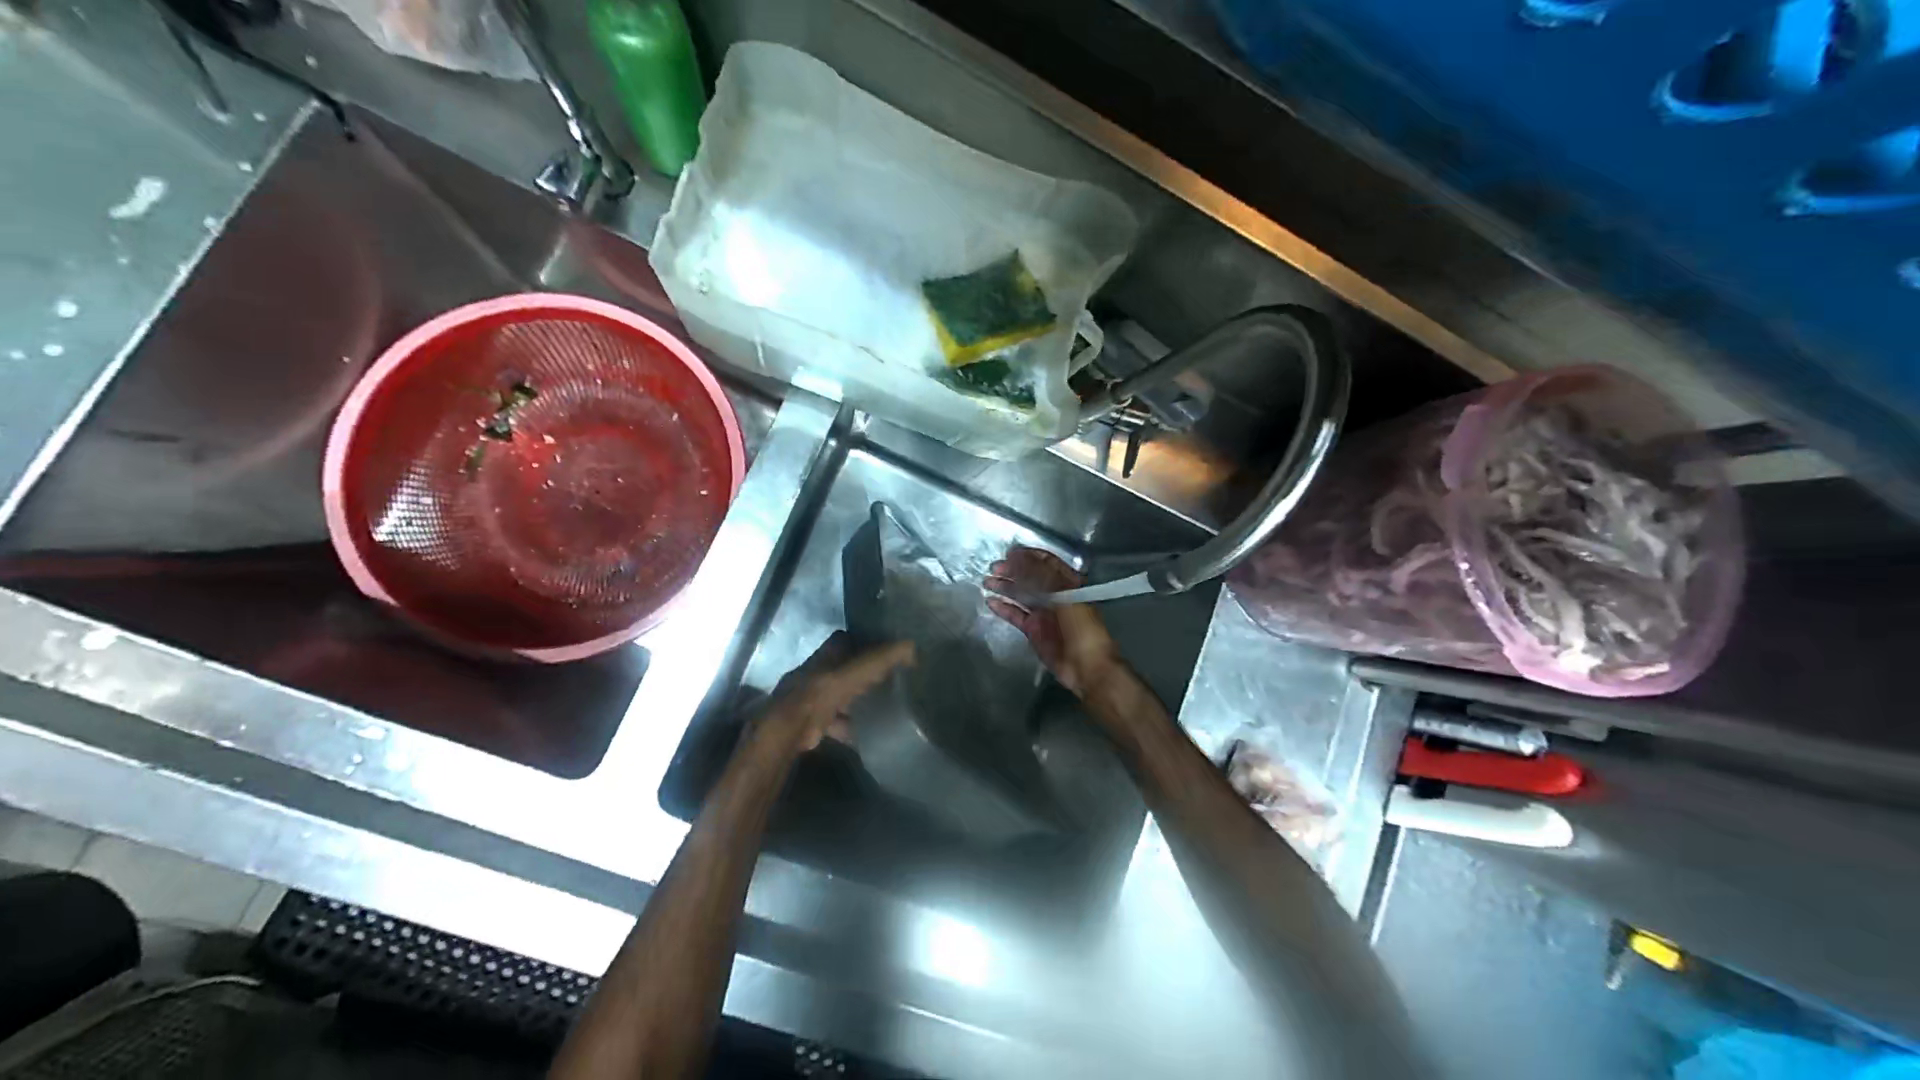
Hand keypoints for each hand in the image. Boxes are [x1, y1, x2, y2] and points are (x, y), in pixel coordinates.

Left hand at [757, 632, 914, 751]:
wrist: (786, 734)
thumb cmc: (818, 696)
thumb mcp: (852, 675)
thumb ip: (880, 660)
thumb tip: (912, 645)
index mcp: (823, 657)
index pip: (843, 640)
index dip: (863, 641)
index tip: (886, 649)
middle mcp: (816, 674)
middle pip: (843, 668)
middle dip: (863, 673)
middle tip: (890, 680)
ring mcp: (812, 700)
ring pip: (840, 695)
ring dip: (857, 700)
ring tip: (883, 707)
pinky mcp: (812, 723)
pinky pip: (836, 721)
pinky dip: (850, 726)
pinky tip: (865, 734)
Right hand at [985, 546, 1121, 698]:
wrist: (1088, 666)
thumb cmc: (1082, 628)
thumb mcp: (1065, 596)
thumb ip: (1042, 577)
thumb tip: (1019, 557)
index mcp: (1068, 584)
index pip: (1047, 563)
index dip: (1029, 556)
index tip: (1010, 553)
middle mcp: (1054, 596)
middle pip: (1031, 578)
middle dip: (1013, 571)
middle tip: (994, 567)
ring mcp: (1043, 613)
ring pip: (1021, 595)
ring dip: (1005, 587)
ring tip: (987, 581)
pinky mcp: (1033, 630)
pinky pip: (1016, 615)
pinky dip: (1003, 608)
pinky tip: (990, 602)